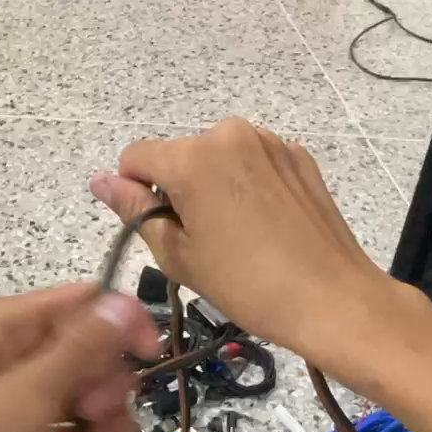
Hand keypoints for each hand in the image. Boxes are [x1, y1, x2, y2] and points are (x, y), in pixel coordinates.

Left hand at [0, 284, 160, 431]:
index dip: (117, 323)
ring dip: (107, 425)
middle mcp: (4, 361)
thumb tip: (120, 300)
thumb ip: (80, 348)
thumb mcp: (23, 396)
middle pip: (83, 354)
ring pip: (81, 401)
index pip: (76, 304)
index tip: (152, 356)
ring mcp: (9, 412)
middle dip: (109, 384)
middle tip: (106, 416)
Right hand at [89, 118, 411, 375]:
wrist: (331, 297)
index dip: (136, 193)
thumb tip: (101, 182)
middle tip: (204, 241)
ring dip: (214, 186)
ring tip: (239, 234)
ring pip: (217, 158)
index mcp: (191, 158)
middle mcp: (229, 134)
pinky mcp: (298, 156)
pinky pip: (253, 162)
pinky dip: (248, 185)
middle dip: (179, 189)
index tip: (161, 230)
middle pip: (179, 155)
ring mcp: (269, 141)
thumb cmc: (246, 285)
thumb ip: (134, 210)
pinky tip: (266, 224)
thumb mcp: (178, 255)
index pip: (135, 157)